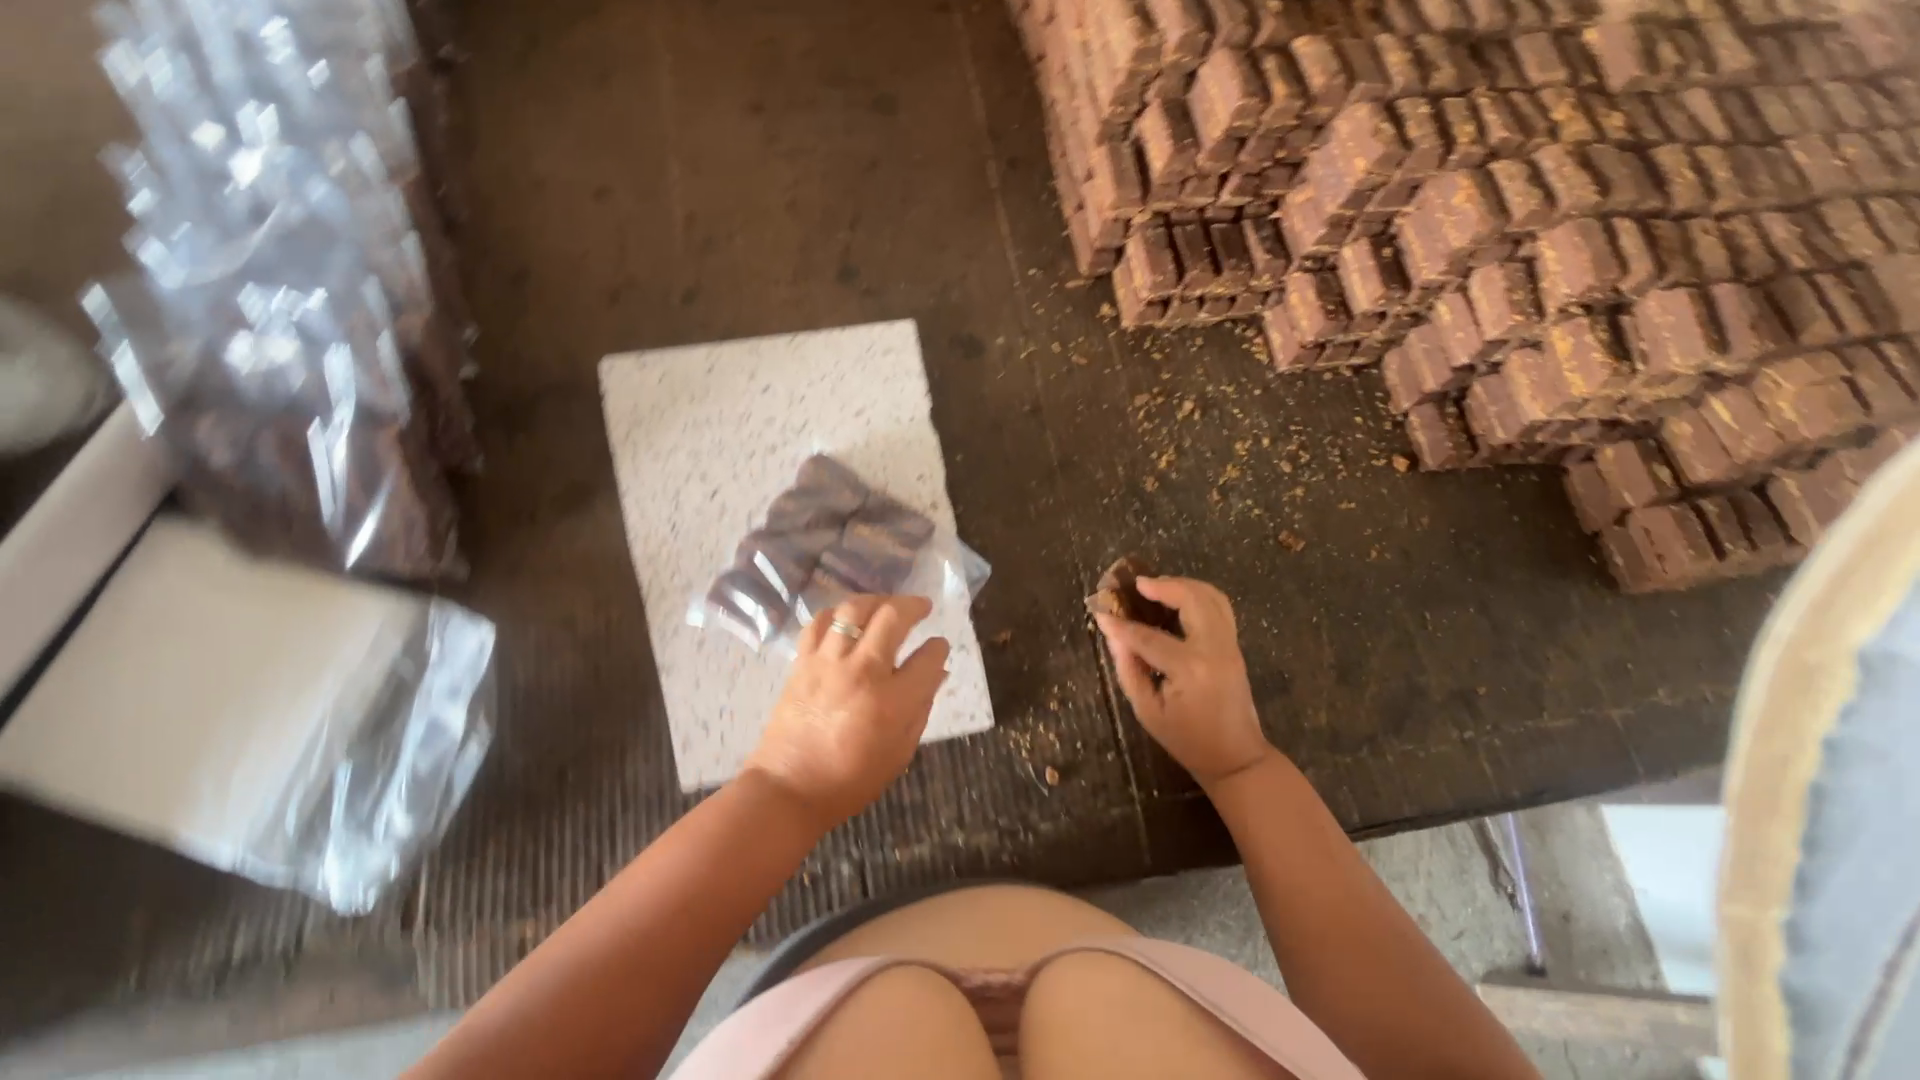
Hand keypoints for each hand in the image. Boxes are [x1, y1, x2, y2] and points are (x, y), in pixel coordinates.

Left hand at [745, 595, 950, 830]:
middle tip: (922, 607)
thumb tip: (937, 673)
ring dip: (876, 600)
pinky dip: (836, 614)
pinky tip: (846, 618)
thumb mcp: (899, 753)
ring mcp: (828, 663)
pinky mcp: (802, 663)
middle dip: (913, 606)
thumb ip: (921, 709)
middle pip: (892, 618)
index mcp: (893, 701)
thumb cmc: (851, 780)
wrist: (789, 788)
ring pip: (854, 610)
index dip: (939, 647)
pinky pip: (819, 623)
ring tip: (886, 605)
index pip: (927, 658)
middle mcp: (862, 672)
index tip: (940, 645)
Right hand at [1094, 577, 1274, 788]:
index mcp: (1190, 669)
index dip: (1121, 626)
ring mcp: (1229, 645)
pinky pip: (1220, 607)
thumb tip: (1113, 634)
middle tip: (1138, 585)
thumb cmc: (1187, 740)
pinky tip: (1178, 599)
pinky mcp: (1235, 646)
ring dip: (1183, 585)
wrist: (1235, 757)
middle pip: (1191, 599)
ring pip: (1211, 596)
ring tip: (1156, 586)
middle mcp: (1214, 649)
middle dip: (1162, 586)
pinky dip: (1199, 595)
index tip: (1099, 613)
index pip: (1148, 637)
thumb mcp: (1147, 711)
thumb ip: (1129, 670)